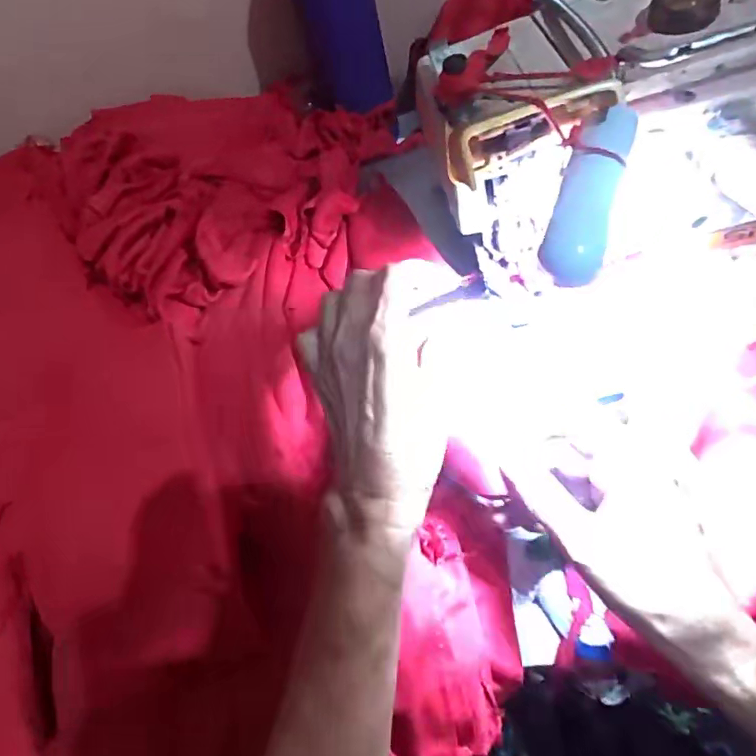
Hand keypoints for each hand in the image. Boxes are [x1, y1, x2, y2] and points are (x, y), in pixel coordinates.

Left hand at [297, 262, 454, 537]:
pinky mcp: (313, 369)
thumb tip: (439, 317)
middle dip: (390, 279)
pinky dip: (331, 323)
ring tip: (382, 311)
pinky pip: (314, 329)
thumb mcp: (442, 388)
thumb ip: (437, 343)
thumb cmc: (415, 443)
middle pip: (361, 280)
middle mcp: (345, 336)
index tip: (437, 283)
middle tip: (415, 295)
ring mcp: (324, 351)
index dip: (418, 271)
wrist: (372, 484)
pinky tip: (349, 337)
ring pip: (333, 298)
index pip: (392, 277)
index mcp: (382, 337)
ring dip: (358, 296)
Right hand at [504, 415, 746, 662]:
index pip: (571, 425)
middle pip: (572, 453)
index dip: (532, 434)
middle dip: (533, 470)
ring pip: (579, 476)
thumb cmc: (640, 581)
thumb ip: (538, 493)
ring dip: (545, 490)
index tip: (503, 454)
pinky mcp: (642, 511)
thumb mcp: (578, 539)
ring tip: (510, 514)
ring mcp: (642, 489)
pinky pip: (593, 494)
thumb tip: (503, 456)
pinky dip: (565, 504)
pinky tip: (539, 524)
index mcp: (627, 464)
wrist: (700, 633)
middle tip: (500, 496)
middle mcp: (638, 466)